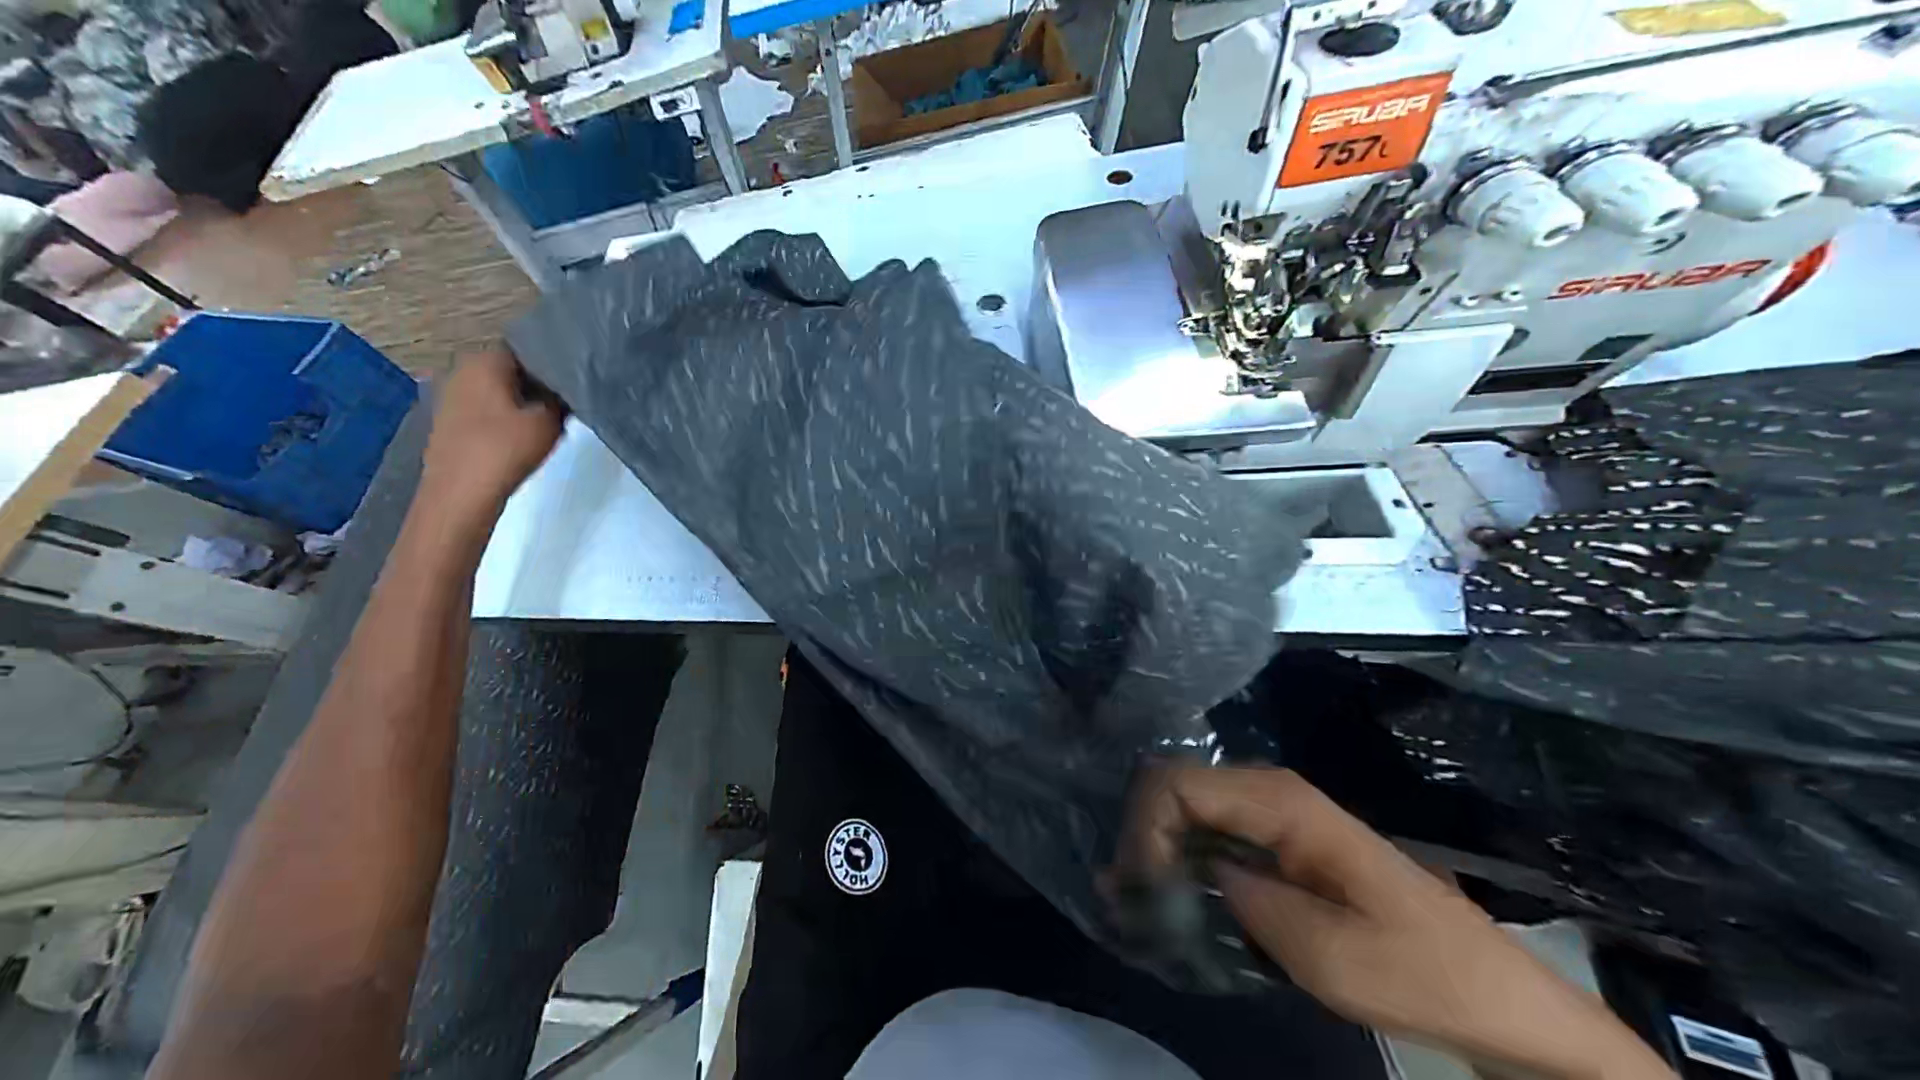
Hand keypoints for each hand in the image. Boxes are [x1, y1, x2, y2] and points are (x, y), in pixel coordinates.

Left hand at [419, 346, 563, 523]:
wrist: (460, 494)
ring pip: (497, 388)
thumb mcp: (549, 422)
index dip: (553, 360)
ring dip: (521, 398)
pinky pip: (486, 406)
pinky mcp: (450, 421)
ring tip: (550, 414)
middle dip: (537, 380)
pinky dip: (505, 413)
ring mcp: (450, 395)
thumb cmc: (505, 449)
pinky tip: (524, 430)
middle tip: (568, 396)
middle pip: (509, 367)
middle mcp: (462, 370)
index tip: (576, 376)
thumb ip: (561, 399)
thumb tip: (566, 388)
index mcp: (484, 361)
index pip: (526, 347)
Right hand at [1127, 765, 1673, 1079]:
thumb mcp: (1325, 954)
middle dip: (1143, 838)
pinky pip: (1212, 832)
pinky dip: (1184, 862)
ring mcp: (1277, 812)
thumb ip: (1241, 901)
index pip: (1176, 783)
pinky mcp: (1282, 839)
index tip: (1147, 892)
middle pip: (1175, 787)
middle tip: (1131, 903)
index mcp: (1281, 802)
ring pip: (1188, 808)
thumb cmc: (1419, 972)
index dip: (1146, 830)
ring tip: (1140, 908)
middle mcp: (1271, 790)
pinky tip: (1174, 903)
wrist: (1497, 996)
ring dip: (1158, 851)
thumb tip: (1180, 872)